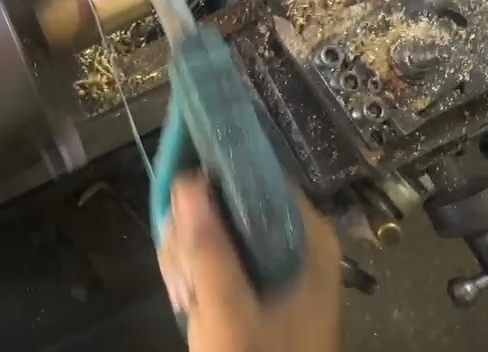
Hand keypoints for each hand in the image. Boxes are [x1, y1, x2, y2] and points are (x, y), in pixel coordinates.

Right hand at [157, 174, 343, 351]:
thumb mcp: (229, 312)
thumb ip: (208, 248)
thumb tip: (186, 178)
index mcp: (306, 234)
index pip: (255, 174)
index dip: (212, 181)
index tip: (181, 209)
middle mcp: (293, 236)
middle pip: (227, 199)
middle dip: (194, 232)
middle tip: (185, 274)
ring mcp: (275, 257)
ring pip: (214, 224)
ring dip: (189, 255)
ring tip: (187, 294)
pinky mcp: (258, 278)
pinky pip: (216, 250)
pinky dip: (196, 270)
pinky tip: (189, 298)